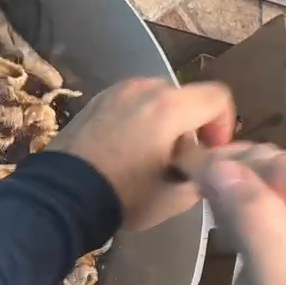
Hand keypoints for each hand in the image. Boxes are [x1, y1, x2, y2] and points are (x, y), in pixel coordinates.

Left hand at [48, 78, 234, 230]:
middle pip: (185, 96)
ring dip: (164, 120)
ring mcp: (114, 91)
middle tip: (182, 158)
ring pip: (155, 97)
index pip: (217, 97)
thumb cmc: (125, 194)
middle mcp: (143, 88)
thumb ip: (206, 172)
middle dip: (191, 124)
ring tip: (152, 154)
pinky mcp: (94, 101)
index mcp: (169, 106)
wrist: (62, 193)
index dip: (223, 125)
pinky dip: (138, 118)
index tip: (211, 152)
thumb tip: (210, 163)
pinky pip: (129, 102)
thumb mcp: (176, 195)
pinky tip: (127, 148)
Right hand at [181, 144, 285, 284]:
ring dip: (234, 184)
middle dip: (238, 179)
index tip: (196, 185)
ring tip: (217, 217)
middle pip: (285, 166)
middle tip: (203, 203)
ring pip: (273, 168)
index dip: (244, 178)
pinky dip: (240, 191)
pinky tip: (228, 216)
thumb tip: (217, 165)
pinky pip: (271, 181)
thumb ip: (256, 222)